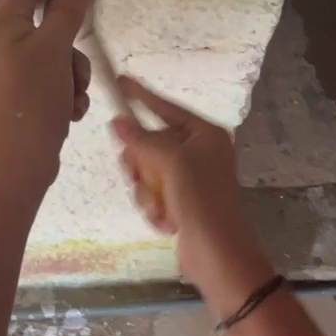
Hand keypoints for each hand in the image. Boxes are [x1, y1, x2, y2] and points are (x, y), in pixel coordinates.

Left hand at [0, 0, 93, 198]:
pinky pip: (54, 73)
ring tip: (71, 94)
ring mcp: (11, 65)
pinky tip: (68, 111)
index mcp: (4, 20)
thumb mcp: (53, 51)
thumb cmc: (27, 103)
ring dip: (72, 67)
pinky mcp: (23, 90)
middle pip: (44, 9)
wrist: (10, 169)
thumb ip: (66, 11)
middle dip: (69, 26)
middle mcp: (3, 37)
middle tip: (78, 39)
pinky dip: (67, 88)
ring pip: (57, 45)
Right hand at [111, 78, 276, 310]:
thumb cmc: (201, 199)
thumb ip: (142, 139)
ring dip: (146, 191)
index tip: (120, 81)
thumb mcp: (171, 162)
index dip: (141, 96)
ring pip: (147, 171)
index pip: (166, 107)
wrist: (217, 254)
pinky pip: (152, 193)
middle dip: (141, 163)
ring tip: (157, 206)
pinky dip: (154, 207)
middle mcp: (199, 151)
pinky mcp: (181, 202)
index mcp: (205, 134)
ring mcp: (190, 178)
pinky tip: (166, 221)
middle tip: (135, 174)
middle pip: (151, 143)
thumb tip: (119, 122)